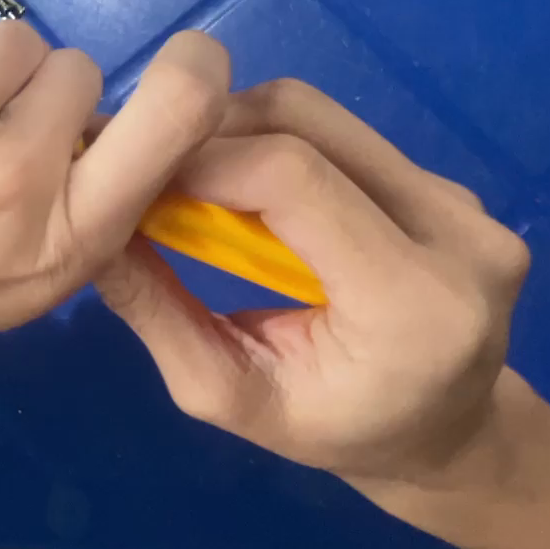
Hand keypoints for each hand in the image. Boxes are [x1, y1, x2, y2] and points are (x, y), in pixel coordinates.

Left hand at [0, 23, 228, 387]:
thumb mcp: (7, 291)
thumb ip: (69, 207)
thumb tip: (97, 125)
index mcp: (61, 238)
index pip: (173, 118)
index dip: (193, 74)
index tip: (189, 61)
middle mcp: (12, 169)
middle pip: (75, 67)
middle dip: (40, 96)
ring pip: (4, 43)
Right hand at [95, 77, 530, 491]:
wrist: (451, 437)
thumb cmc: (332, 430)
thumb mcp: (220, 393)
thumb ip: (154, 310)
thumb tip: (92, 228)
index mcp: (412, 302)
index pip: (289, 176)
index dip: (197, 160)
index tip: (133, 179)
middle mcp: (455, 232)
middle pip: (299, 121)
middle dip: (204, 131)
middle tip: (151, 170)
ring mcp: (457, 198)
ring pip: (311, 111)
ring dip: (230, 127)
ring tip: (191, 175)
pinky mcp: (442, 181)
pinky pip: (331, 129)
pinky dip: (264, 138)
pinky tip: (240, 183)